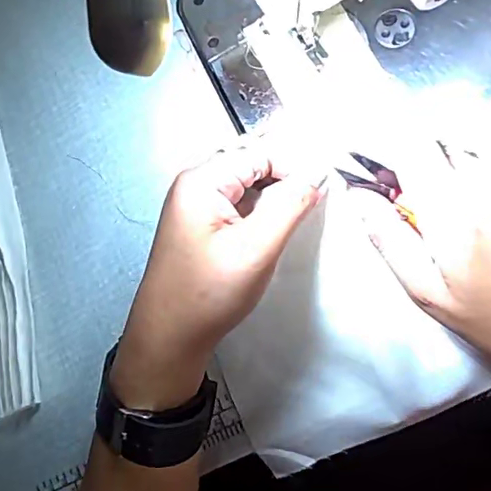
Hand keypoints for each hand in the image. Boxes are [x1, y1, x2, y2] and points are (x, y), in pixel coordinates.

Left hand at [115, 145, 325, 408]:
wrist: (170, 337)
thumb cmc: (206, 295)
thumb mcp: (256, 249)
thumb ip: (290, 206)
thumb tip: (317, 176)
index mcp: (201, 181)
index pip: (260, 153)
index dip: (294, 168)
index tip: (320, 192)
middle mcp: (195, 184)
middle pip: (253, 163)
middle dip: (285, 179)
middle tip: (311, 205)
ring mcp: (196, 203)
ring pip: (248, 183)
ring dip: (274, 196)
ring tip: (292, 221)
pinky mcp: (202, 223)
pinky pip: (239, 202)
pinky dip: (261, 211)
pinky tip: (271, 232)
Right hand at [348, 144, 490, 418]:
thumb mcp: (435, 296)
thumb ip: (390, 241)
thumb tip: (359, 198)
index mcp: (456, 205)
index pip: (404, 140)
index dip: (379, 148)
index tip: (373, 177)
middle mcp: (485, 177)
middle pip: (429, 143)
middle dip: (408, 168)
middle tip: (409, 214)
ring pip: (456, 156)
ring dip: (438, 178)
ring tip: (449, 228)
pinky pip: (483, 169)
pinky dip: (467, 186)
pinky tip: (481, 230)